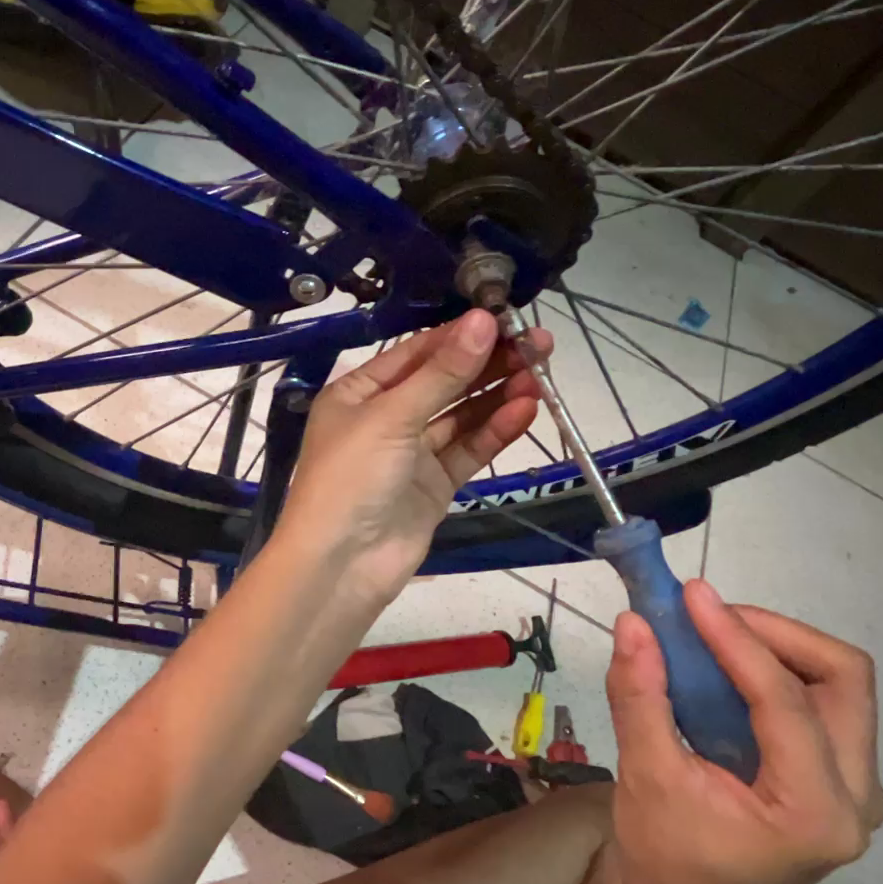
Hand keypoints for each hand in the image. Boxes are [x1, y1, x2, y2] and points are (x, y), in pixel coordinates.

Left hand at [272, 311, 551, 604]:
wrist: (341, 564)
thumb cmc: (351, 478)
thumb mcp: (391, 417)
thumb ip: (442, 373)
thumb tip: (483, 321)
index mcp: (358, 393)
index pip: (415, 353)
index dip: (459, 336)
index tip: (506, 318)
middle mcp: (384, 418)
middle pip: (443, 382)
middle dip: (488, 363)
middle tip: (540, 344)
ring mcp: (410, 453)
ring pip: (460, 415)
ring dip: (498, 394)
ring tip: (541, 372)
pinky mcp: (433, 485)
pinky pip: (467, 450)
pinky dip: (495, 430)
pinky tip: (526, 409)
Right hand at [607, 580, 882, 883]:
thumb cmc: (667, 861)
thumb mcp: (645, 778)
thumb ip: (640, 698)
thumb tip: (633, 625)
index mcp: (816, 809)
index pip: (785, 700)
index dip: (736, 639)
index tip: (690, 595)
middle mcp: (858, 795)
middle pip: (844, 680)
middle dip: (775, 634)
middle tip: (708, 616)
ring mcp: (854, 787)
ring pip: (839, 686)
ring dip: (776, 647)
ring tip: (709, 635)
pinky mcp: (834, 778)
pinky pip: (820, 702)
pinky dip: (773, 669)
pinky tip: (722, 667)